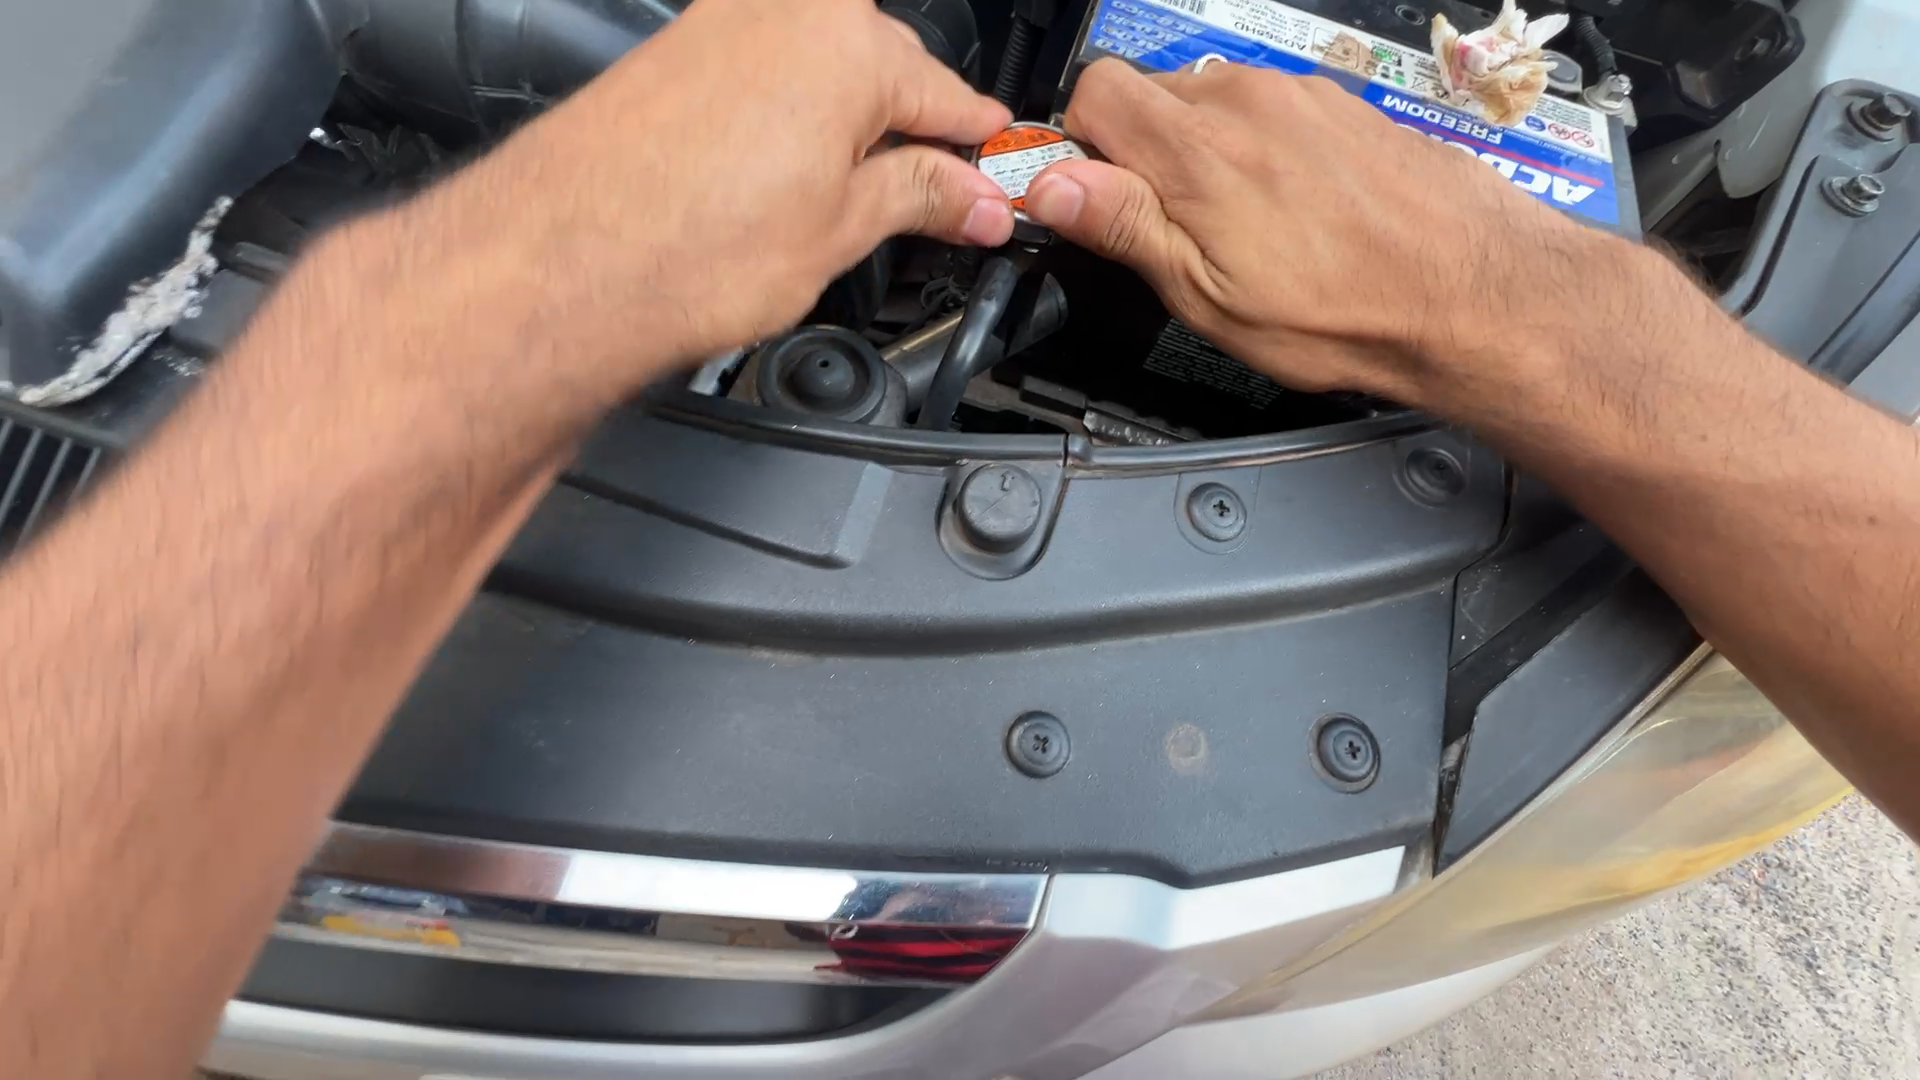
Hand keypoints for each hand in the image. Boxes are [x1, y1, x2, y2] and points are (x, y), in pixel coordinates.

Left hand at [382, 0, 1013, 399]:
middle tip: (940, 203)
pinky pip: (769, 82)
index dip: (978, 147)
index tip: (995, 181)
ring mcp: (723, 27)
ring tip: (863, 203)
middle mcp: (783, 12)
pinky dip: (799, 126)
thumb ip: (920, 197)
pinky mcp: (680, 59)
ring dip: (856, 135)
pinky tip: (796, 178)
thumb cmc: (693, 249)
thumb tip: (976, 199)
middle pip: (886, 76)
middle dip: (918, 138)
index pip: (947, 97)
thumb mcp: (842, 228)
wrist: (565, 266)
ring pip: (824, 78)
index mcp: (846, 46)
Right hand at [1023, 59, 1623, 409]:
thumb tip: (1051, 184)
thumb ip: (1124, 225)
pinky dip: (1241, 148)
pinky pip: (1257, 108)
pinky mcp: (1332, 104)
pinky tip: (1272, 206)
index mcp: (1198, 148)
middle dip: (1132, 154)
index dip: (1078, 146)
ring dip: (1189, 154)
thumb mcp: (1203, 292)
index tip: (1093, 199)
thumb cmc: (1335, 311)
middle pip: (1145, 93)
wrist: (1467, 293)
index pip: (1094, 92)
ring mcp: (1295, 93)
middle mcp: (1245, 98)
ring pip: (1200, 100)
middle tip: (1162, 229)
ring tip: (1224, 226)